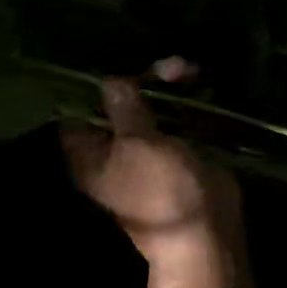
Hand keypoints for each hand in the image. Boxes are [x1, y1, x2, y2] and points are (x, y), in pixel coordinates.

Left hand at [61, 71, 240, 263]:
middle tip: (172, 67)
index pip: (82, 110)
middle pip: (120, 102)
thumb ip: (123, 108)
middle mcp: (115, 149)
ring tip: (190, 70)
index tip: (116, 58)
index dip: (96, 83)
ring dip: (168, 85)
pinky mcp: (178, 150)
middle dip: (143, 79)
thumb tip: (108, 80)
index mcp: (91, 153)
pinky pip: (176, 117)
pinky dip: (185, 100)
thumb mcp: (137, 143)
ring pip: (151, 106)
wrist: (205, 229)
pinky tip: (199, 80)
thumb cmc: (160, 190)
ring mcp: (148, 149)